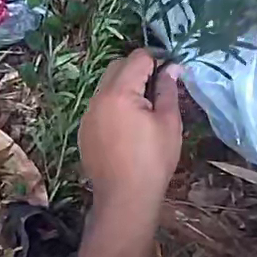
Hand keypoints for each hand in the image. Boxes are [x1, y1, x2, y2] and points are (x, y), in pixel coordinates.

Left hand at [79, 49, 182, 220]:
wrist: (125, 199)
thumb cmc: (153, 160)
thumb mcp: (169, 123)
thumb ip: (168, 90)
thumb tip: (172, 68)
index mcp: (119, 93)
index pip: (138, 58)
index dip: (158, 60)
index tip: (172, 73)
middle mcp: (98, 98)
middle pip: (118, 67)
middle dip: (139, 70)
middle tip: (160, 89)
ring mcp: (88, 114)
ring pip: (107, 85)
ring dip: (126, 86)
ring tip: (146, 108)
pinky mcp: (84, 130)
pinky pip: (100, 105)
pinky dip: (115, 104)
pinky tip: (130, 126)